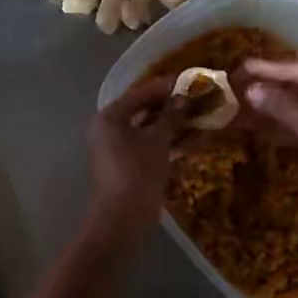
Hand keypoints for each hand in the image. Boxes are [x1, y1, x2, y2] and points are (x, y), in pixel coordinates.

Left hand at [88, 74, 181, 229]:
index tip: (186, 81)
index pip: (139, 93)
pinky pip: (143, 143)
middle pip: (139, 108)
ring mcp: (113, 147)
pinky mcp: (123, 163)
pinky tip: (182, 137)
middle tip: (191, 97)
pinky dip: (161, 138)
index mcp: (110, 117)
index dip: (163, 86)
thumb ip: (171, 117)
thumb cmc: (138, 172)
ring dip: (165, 121)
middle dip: (165, 104)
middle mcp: (107, 128)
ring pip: (143, 127)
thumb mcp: (158, 141)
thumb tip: (183, 99)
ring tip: (190, 115)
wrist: (123, 216)